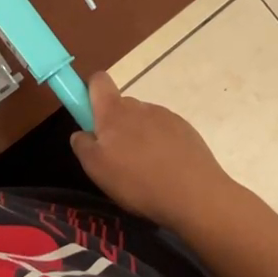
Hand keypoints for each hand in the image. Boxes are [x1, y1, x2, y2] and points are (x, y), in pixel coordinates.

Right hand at [70, 71, 232, 230]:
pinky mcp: (187, 130)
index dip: (90, 93)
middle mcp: (140, 106)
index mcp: (114, 111)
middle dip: (115, 126)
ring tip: (144, 171)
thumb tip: (82, 133)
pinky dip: (160, 146)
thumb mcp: (95, 169)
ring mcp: (166, 116)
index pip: (98, 81)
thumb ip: (82, 145)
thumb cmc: (137, 181)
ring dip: (139, 137)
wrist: (195, 195)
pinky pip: (165, 132)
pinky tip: (164, 171)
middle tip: (117, 158)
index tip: (90, 119)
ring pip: (143, 121)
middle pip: (121, 106)